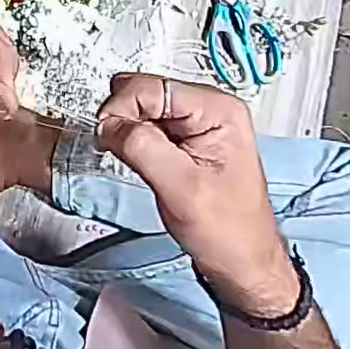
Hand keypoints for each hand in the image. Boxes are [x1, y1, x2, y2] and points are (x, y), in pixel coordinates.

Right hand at [95, 74, 298, 315]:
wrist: (242, 262)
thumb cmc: (228, 231)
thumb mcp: (181, 188)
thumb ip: (142, 147)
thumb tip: (109, 122)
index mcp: (218, 109)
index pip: (152, 86)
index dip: (122, 107)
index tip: (107, 134)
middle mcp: (209, 106)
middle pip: (146, 89)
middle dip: (124, 116)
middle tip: (121, 148)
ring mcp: (197, 120)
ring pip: (143, 105)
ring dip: (129, 129)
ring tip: (138, 160)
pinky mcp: (186, 135)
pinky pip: (148, 123)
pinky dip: (135, 138)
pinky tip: (144, 162)